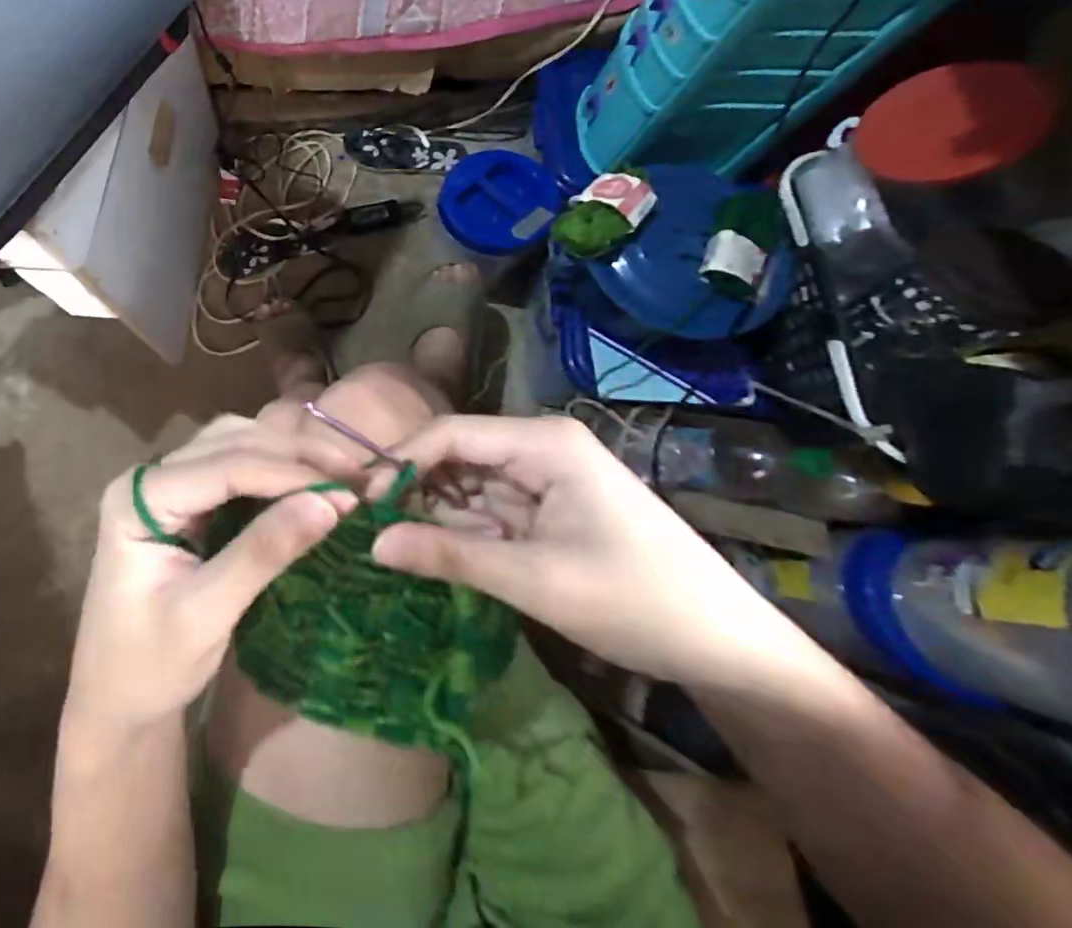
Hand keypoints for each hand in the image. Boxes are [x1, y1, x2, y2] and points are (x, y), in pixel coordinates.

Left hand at [62, 417, 358, 735]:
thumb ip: (263, 553)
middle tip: (356, 475)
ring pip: (239, 442)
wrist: (118, 700)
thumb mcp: (207, 613)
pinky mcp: (190, 501)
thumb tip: (332, 505)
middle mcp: (150, 479)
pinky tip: (312, 479)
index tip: (349, 490)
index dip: (291, 473)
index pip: (226, 467)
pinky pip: (240, 464)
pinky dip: (280, 466)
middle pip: (234, 441)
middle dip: (298, 454)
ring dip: (292, 453)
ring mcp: (169, 486)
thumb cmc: (151, 665)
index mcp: (137, 501)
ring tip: (341, 472)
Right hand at [370, 416, 817, 691]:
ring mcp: (550, 482)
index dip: (400, 462)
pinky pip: (496, 513)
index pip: (452, 433)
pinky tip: (434, 555)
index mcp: (545, 443)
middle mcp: (544, 450)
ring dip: (438, 515)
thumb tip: (373, 542)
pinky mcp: (554, 513)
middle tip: (364, 532)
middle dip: (415, 490)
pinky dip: (466, 534)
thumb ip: (451, 555)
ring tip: (388, 546)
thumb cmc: (632, 598)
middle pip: (461, 457)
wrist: (716, 637)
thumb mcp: (534, 578)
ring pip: (474, 488)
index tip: (356, 503)